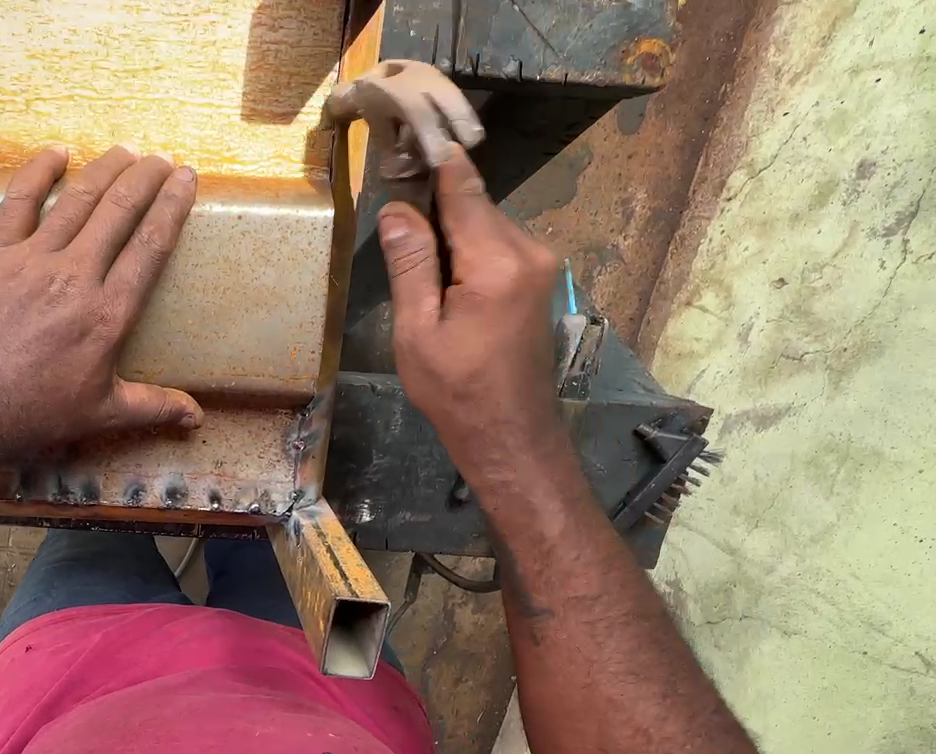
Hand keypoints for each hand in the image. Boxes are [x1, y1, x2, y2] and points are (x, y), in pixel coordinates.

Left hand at [0, 145, 203, 462]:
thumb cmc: (38, 414)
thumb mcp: (103, 413)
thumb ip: (154, 407)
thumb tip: (198, 419)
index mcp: (107, 316)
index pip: (150, 246)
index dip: (172, 206)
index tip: (187, 180)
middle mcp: (74, 278)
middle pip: (118, 211)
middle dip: (146, 178)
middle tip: (163, 160)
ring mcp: (31, 262)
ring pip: (76, 200)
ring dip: (106, 169)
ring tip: (127, 152)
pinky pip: (18, 202)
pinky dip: (38, 172)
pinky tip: (58, 152)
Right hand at [376, 146, 564, 482]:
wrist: (508, 434)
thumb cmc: (455, 392)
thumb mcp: (417, 332)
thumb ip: (410, 266)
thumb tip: (395, 210)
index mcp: (496, 263)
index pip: (464, 191)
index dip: (436, 163)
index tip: (409, 136)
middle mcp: (529, 251)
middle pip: (475, 208)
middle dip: (436, 212)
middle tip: (393, 221)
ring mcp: (542, 266)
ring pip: (487, 228)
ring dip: (452, 237)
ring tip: (415, 266)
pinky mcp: (541, 282)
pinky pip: (499, 249)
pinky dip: (470, 255)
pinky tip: (446, 286)